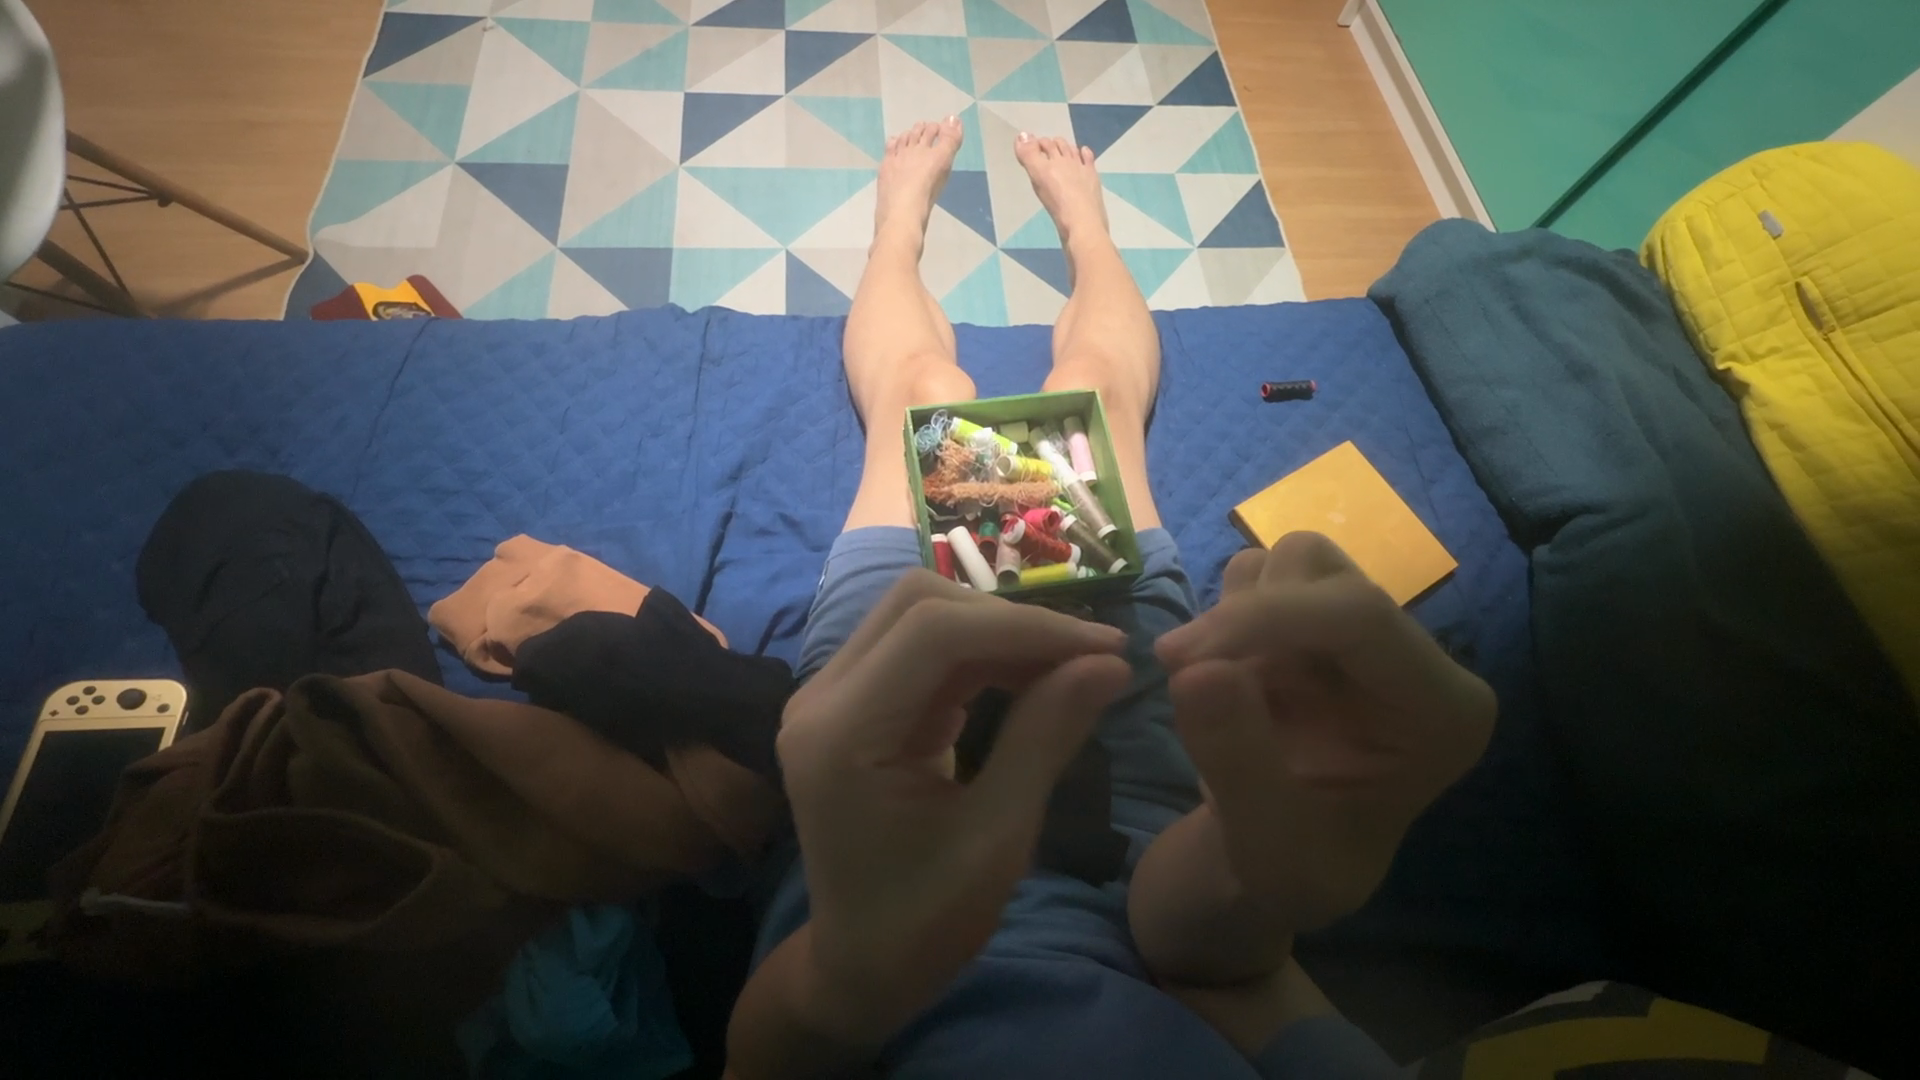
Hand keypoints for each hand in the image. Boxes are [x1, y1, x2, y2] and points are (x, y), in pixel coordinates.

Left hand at [777, 570, 1131, 1041]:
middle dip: (1011, 620)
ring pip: (921, 614)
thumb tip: (1110, 662)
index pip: (933, 632)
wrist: (859, 968)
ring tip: (1067, 664)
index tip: (1105, 645)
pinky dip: (981, 651)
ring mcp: (831, 694)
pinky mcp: (853, 700)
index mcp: (842, 734)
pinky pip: (920, 647)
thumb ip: (1046, 738)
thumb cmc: (924, 926)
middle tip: (1087, 656)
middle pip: (919, 604)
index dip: (1025, 626)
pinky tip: (1028, 675)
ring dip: (999, 631)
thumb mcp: (997, 840)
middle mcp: (823, 696)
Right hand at [1153, 532, 1493, 929]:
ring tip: (1213, 688)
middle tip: (1185, 676)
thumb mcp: (1263, 845)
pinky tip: (1221, 676)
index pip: (1357, 614)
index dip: (1260, 619)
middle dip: (1242, 617)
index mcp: (1437, 711)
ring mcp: (1359, 639)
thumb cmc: (1281, 872)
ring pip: (1287, 562)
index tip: (1179, 661)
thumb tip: (1194, 670)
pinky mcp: (1311, 629)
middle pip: (1317, 570)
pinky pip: (1257, 578)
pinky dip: (1223, 615)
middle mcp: (1409, 660)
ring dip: (1231, 615)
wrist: (1262, 867)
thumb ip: (1236, 761)